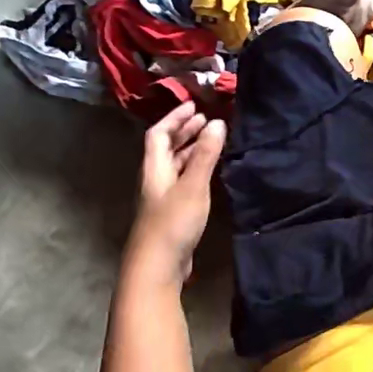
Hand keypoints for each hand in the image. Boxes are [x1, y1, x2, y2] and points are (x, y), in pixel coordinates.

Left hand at [128, 101, 226, 282]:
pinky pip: (184, 181)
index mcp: (154, 168)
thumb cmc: (173, 222)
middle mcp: (155, 179)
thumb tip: (217, 122)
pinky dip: (196, 169)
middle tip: (207, 120)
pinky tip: (211, 172)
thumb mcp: (193, 185)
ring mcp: (163, 197)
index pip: (159, 134)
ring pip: (176, 165)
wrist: (157, 266)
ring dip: (192, 150)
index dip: (175, 118)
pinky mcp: (173, 213)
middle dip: (185, 131)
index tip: (195, 106)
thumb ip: (206, 155)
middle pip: (166, 148)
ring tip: (213, 141)